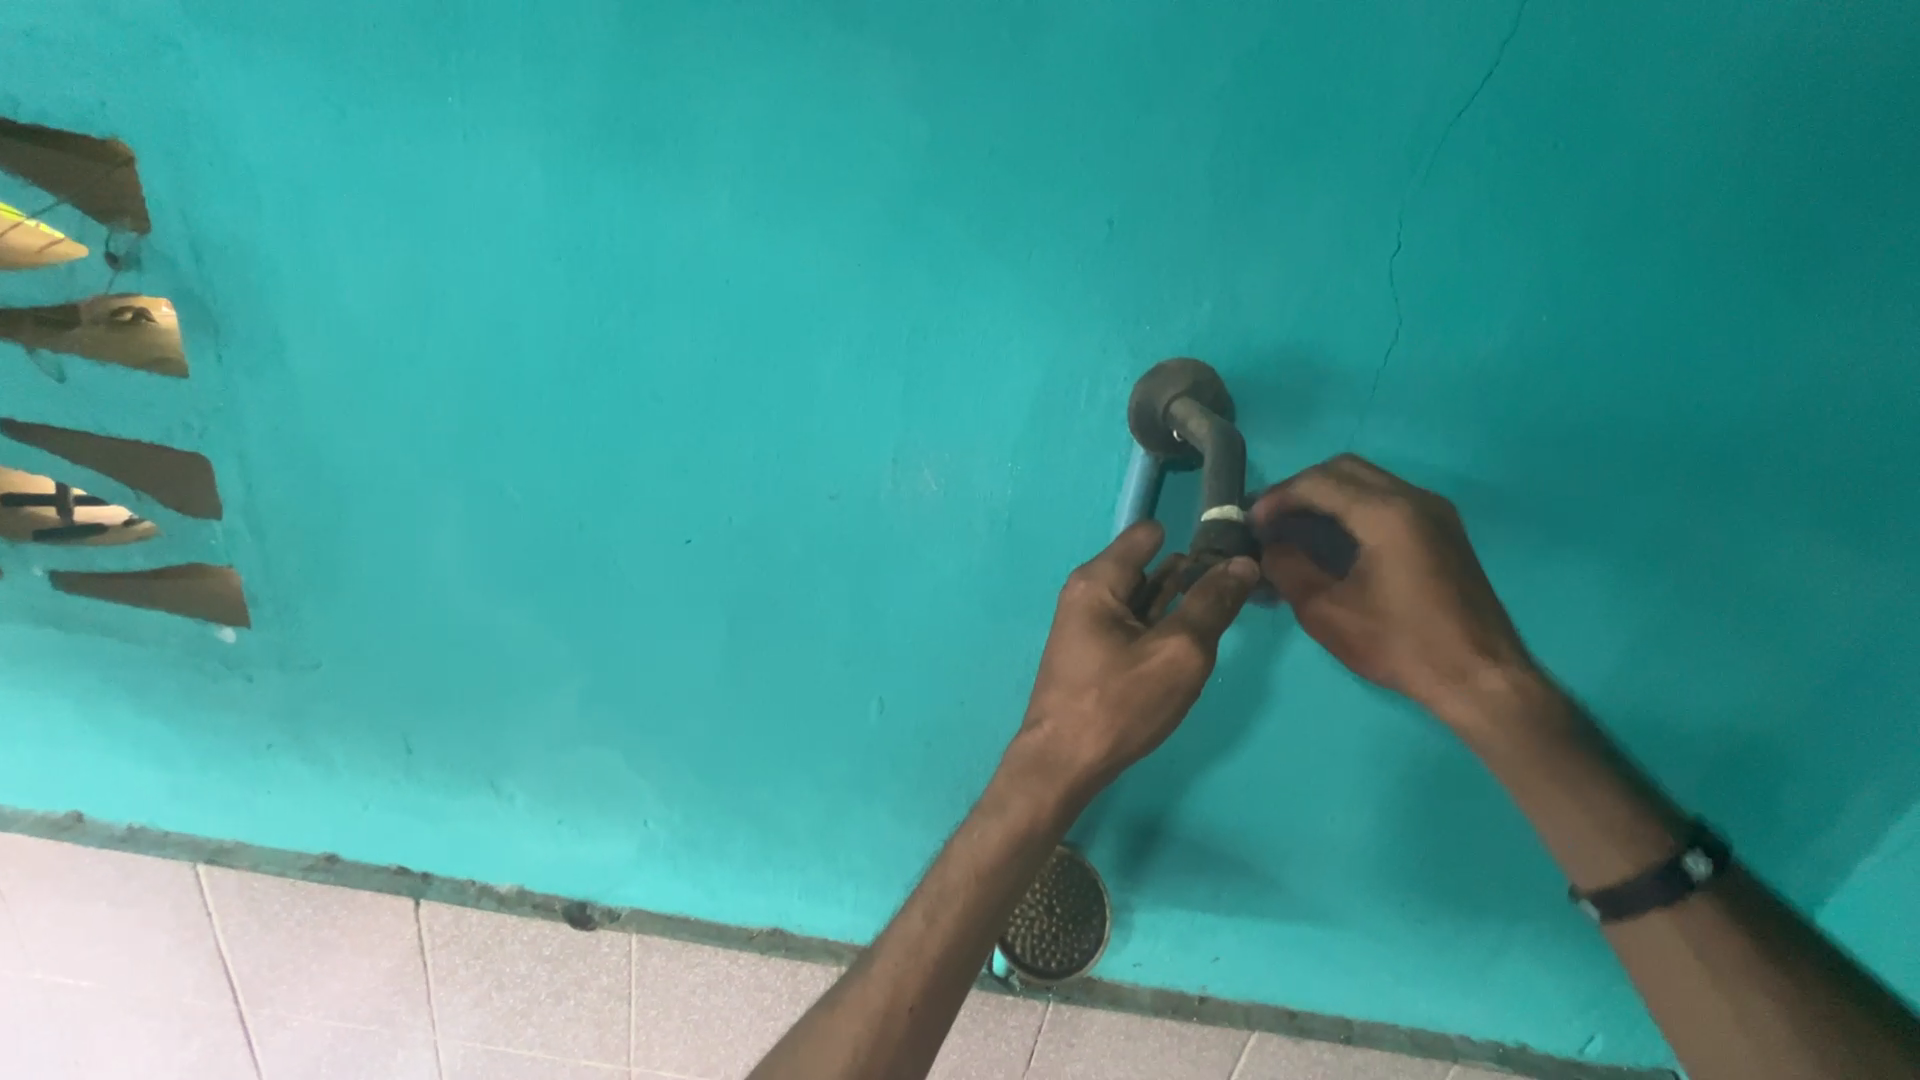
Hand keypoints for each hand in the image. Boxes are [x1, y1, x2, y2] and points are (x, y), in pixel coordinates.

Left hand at [1013, 522, 1258, 799]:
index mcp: (1099, 580)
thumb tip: (1243, 563)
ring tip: (1224, 620)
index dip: (1191, 541)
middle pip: (1149, 566)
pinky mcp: (1094, 653)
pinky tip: (1188, 650)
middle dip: (1191, 576)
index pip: (1149, 534)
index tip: (1230, 562)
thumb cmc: (1118, 703)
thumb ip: (1211, 604)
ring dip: (1180, 606)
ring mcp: (1088, 624)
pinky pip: (1135, 626)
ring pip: (1144, 599)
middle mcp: (1089, 593)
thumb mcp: (1178, 652)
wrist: (1062, 763)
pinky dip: (1162, 630)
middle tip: (1239, 598)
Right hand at [1250, 454, 1537, 724]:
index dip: (1276, 498)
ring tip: (1293, 529)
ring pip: (1367, 481)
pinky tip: (1330, 541)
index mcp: (1386, 514)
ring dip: (1325, 497)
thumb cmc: (1400, 644)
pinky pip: (1386, 500)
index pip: (1317, 482)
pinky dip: (1351, 509)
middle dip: (1299, 490)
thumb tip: (1269, 548)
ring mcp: (1434, 512)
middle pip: (1343, 470)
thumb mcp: (1325, 611)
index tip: (1250, 524)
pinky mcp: (1441, 531)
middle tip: (1270, 521)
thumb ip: (1288, 568)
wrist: (1479, 676)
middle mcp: (1414, 499)